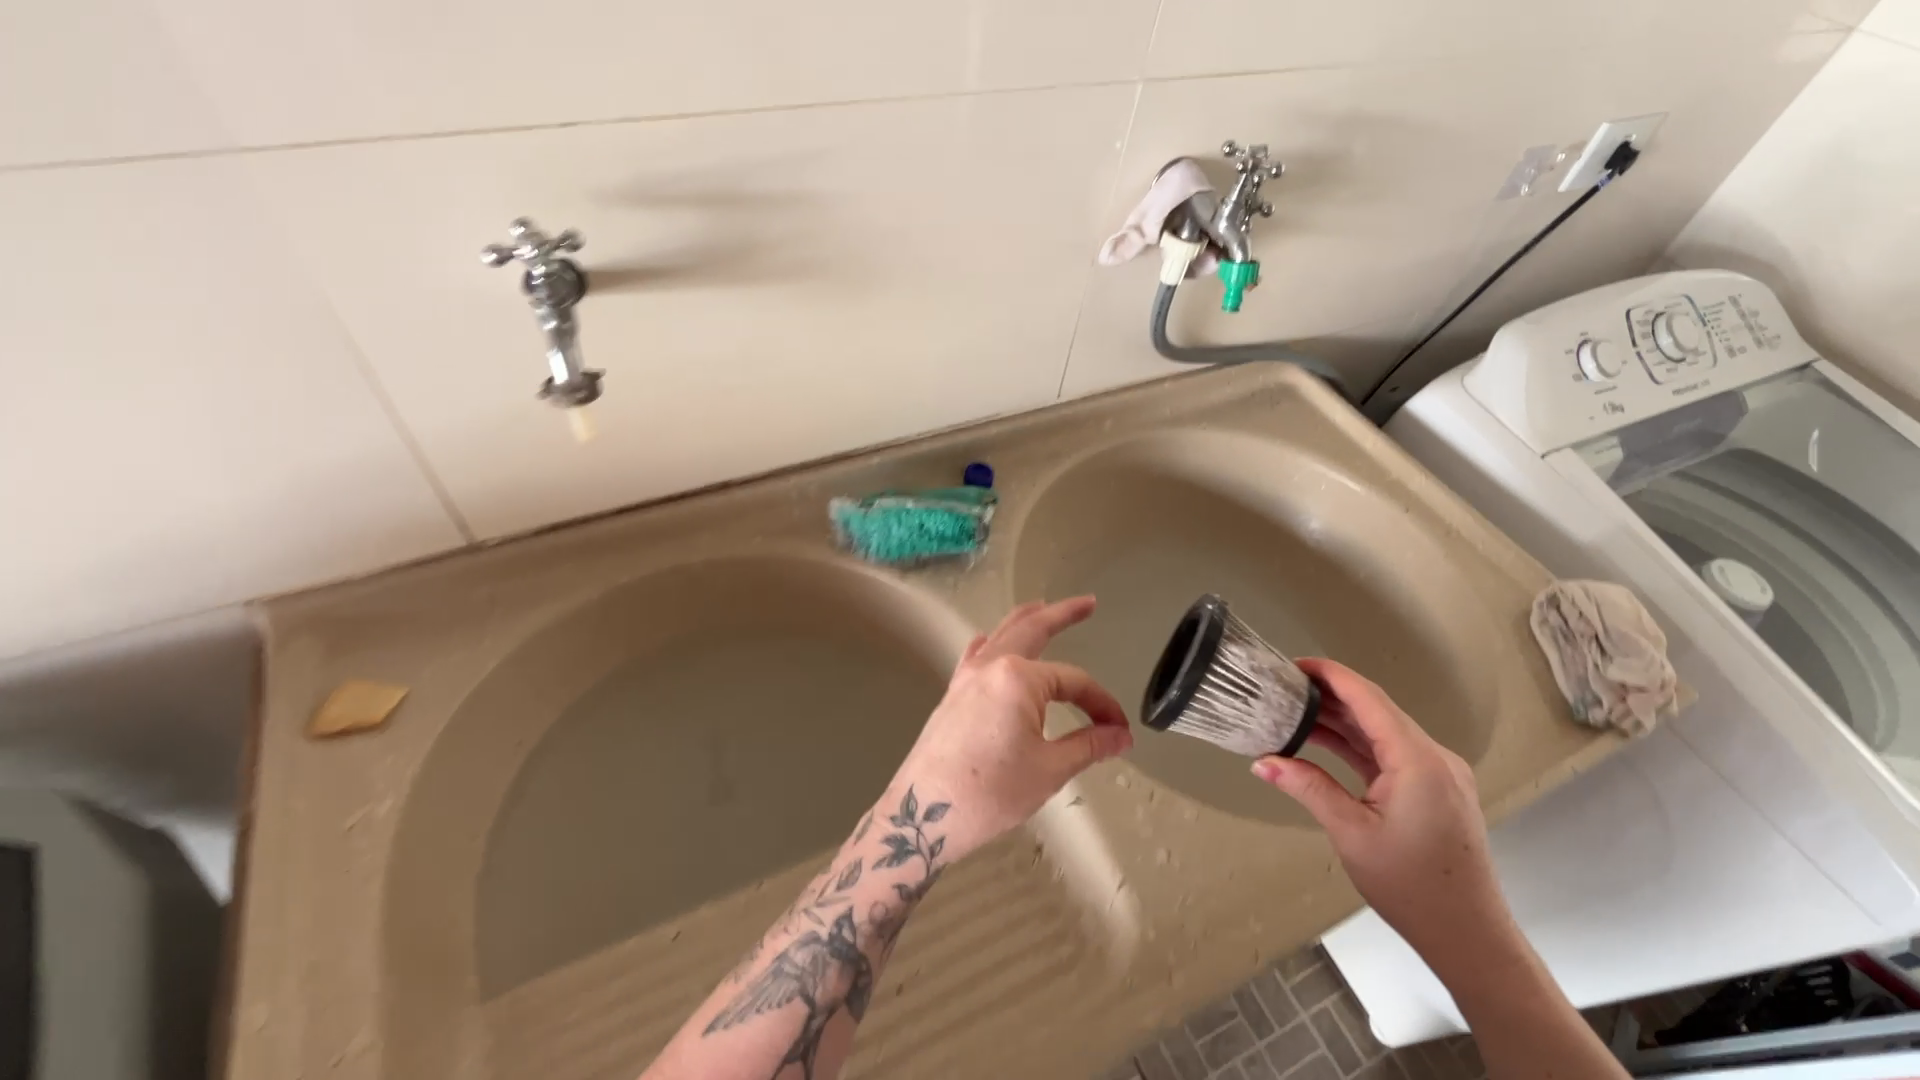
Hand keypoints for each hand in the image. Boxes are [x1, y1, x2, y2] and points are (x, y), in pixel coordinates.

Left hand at [883, 597, 1132, 862]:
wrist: (923, 815)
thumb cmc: (990, 792)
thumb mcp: (1049, 770)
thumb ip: (1088, 745)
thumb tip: (1120, 736)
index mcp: (1019, 678)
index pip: (1074, 682)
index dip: (1101, 704)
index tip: (1119, 730)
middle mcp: (990, 666)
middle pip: (1032, 630)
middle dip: (1061, 614)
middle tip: (1087, 603)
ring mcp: (966, 679)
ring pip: (1001, 637)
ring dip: (1025, 621)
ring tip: (1043, 608)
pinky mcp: (952, 696)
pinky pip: (975, 656)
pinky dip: (991, 643)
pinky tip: (991, 641)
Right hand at [1250, 659, 1515, 963]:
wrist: (1468, 934)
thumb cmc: (1410, 885)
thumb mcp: (1350, 832)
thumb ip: (1307, 788)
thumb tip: (1262, 762)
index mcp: (1417, 760)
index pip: (1369, 698)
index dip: (1331, 675)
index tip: (1293, 664)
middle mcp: (1434, 757)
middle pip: (1377, 710)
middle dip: (1331, 695)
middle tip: (1284, 686)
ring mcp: (1438, 774)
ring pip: (1383, 732)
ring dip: (1342, 721)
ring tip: (1294, 710)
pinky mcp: (1435, 791)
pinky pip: (1390, 754)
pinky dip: (1357, 745)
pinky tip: (1324, 743)